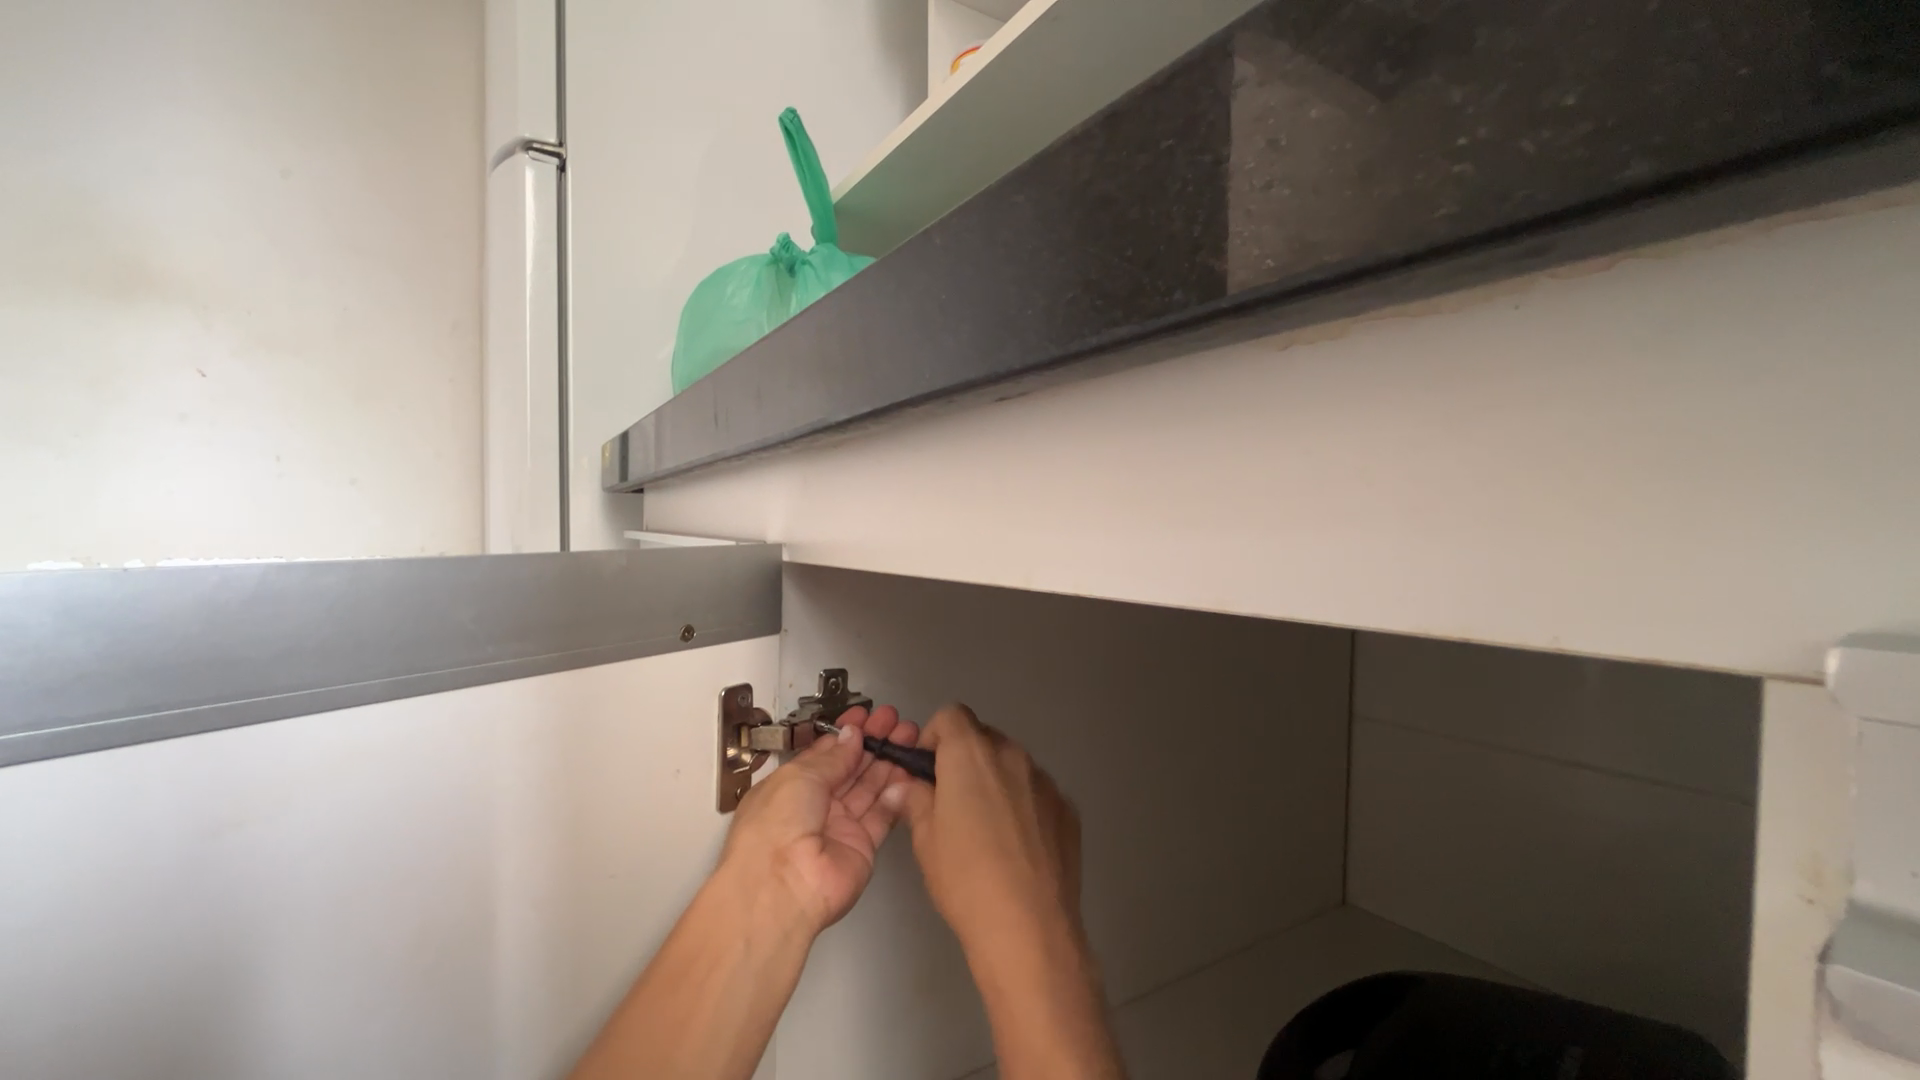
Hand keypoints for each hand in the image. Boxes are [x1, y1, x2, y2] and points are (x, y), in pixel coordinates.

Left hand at [720, 705, 920, 934]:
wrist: (781, 888)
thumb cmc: (772, 832)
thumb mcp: (800, 775)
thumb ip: (833, 756)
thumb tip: (850, 735)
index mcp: (792, 786)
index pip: (826, 753)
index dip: (848, 732)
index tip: (868, 715)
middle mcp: (815, 807)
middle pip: (851, 768)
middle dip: (874, 742)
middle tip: (896, 722)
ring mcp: (838, 828)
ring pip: (870, 789)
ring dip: (890, 764)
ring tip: (910, 739)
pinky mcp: (860, 848)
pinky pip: (882, 817)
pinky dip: (896, 797)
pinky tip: (907, 777)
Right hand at [883, 704, 1082, 953]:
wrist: (1029, 929)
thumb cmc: (965, 880)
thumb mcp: (925, 840)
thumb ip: (916, 800)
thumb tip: (909, 786)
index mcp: (972, 755)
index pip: (951, 715)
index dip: (934, 737)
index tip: (926, 771)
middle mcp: (1012, 756)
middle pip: (984, 738)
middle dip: (964, 759)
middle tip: (952, 803)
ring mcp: (1046, 782)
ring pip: (1013, 766)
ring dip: (996, 781)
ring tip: (987, 831)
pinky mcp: (1068, 809)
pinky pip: (1037, 793)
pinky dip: (1023, 806)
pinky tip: (1018, 848)